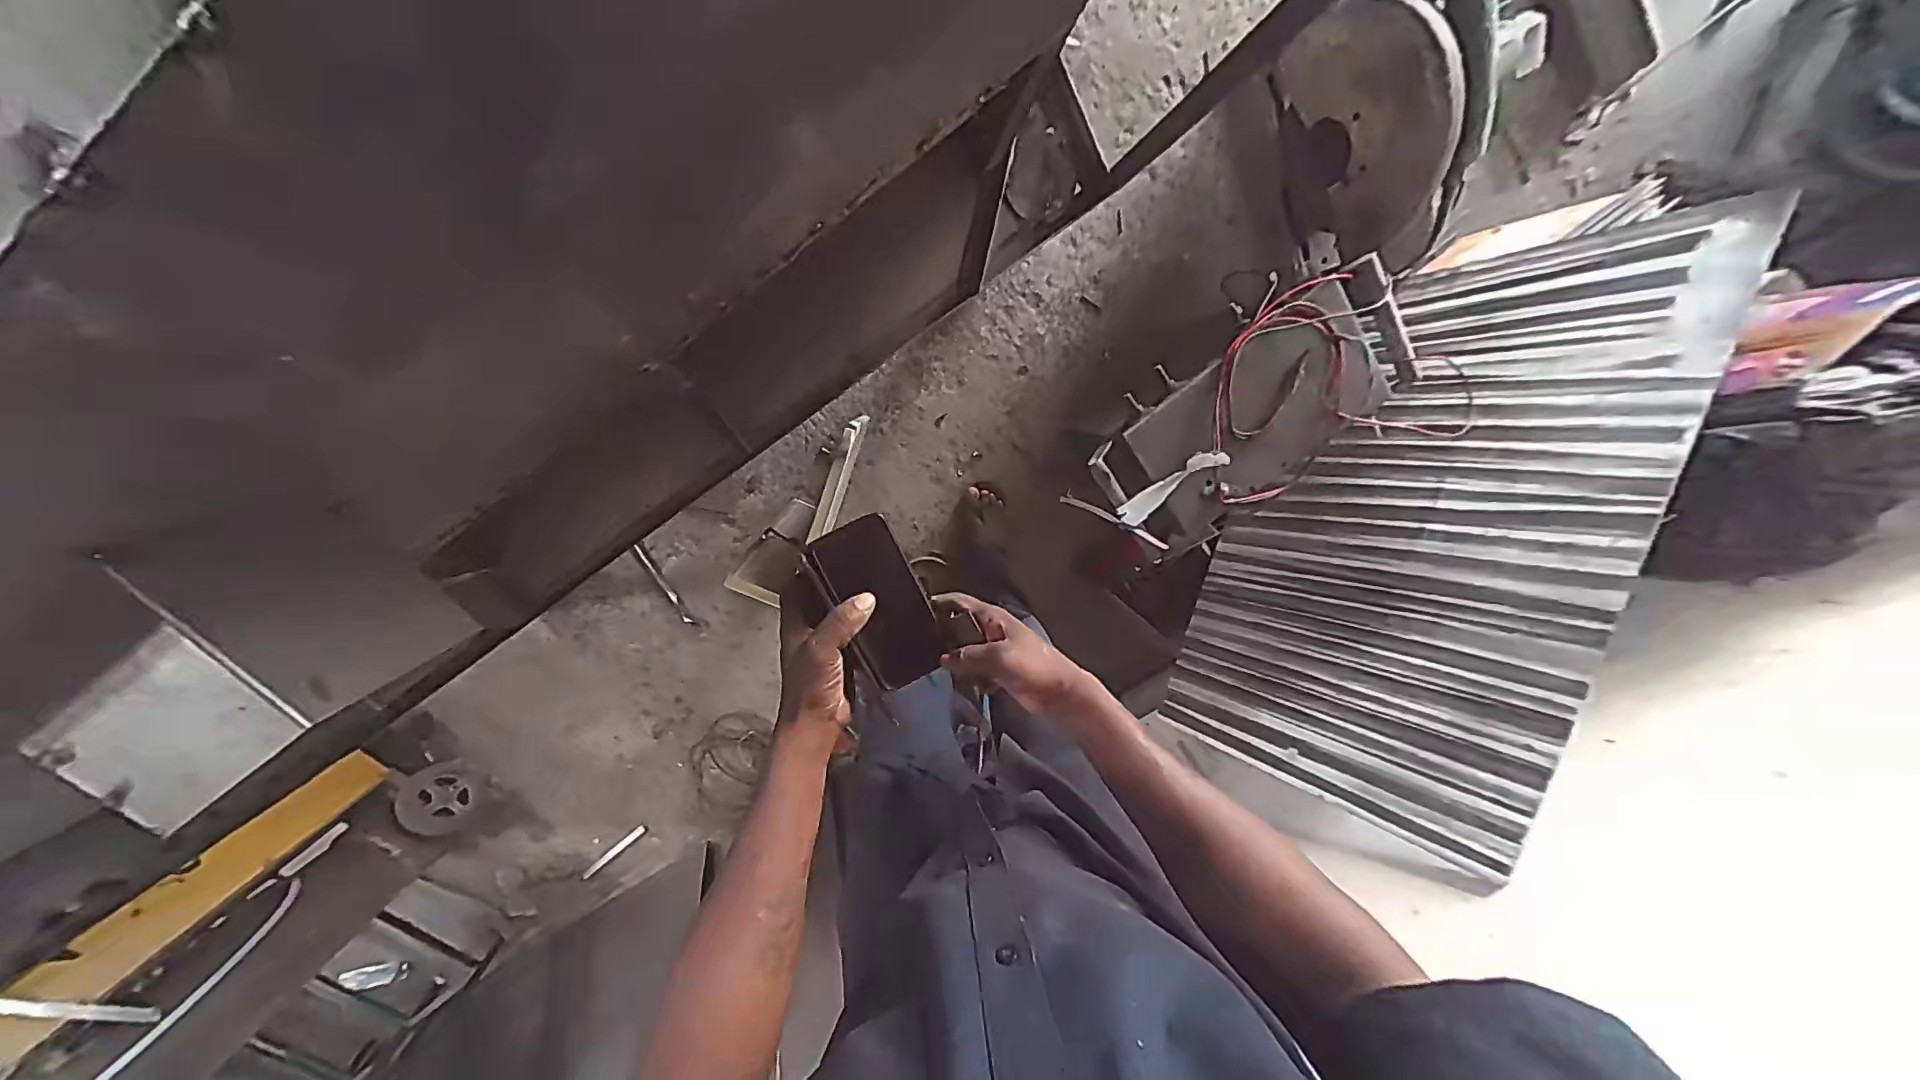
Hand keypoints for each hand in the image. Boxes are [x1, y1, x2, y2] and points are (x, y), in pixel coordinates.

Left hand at [778, 583, 875, 751]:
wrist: (818, 728)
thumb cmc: (809, 689)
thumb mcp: (822, 649)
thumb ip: (841, 622)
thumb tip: (865, 599)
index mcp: (794, 625)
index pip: (797, 589)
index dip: (807, 571)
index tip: (827, 556)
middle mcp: (807, 633)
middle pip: (820, 602)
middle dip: (836, 588)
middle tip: (859, 570)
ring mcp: (825, 649)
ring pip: (839, 620)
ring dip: (853, 609)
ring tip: (874, 591)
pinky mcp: (843, 664)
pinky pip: (855, 639)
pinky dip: (865, 631)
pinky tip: (880, 623)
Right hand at [932, 593, 1092, 712]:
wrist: (1061, 695)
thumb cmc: (1034, 667)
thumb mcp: (998, 656)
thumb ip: (968, 656)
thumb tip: (944, 659)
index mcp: (995, 619)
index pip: (962, 603)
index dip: (942, 602)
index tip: (920, 607)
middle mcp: (993, 632)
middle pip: (961, 627)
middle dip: (944, 634)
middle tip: (922, 642)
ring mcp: (996, 653)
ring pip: (966, 652)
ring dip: (956, 659)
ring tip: (938, 666)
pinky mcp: (1000, 673)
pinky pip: (975, 671)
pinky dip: (969, 676)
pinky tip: (963, 682)